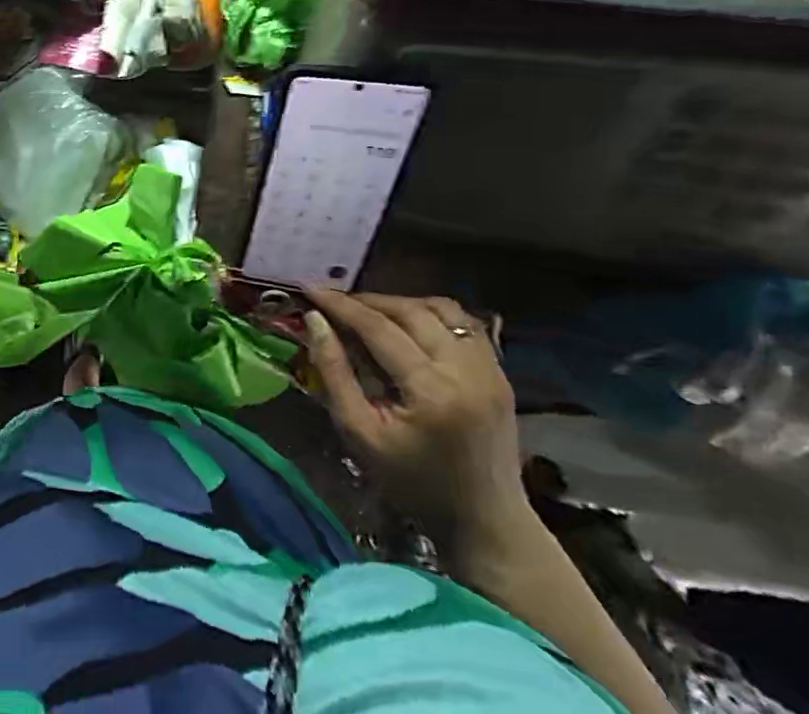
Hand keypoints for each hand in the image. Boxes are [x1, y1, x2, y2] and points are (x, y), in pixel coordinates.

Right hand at [303, 290, 527, 537]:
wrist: (483, 518)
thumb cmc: (410, 481)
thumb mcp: (358, 431)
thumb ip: (334, 371)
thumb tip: (314, 321)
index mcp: (433, 389)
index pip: (379, 328)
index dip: (340, 304)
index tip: (308, 289)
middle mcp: (468, 370)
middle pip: (412, 312)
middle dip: (367, 300)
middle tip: (332, 300)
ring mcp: (491, 370)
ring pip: (444, 311)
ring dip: (401, 303)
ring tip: (368, 311)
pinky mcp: (500, 374)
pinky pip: (465, 326)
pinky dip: (431, 315)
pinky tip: (407, 325)